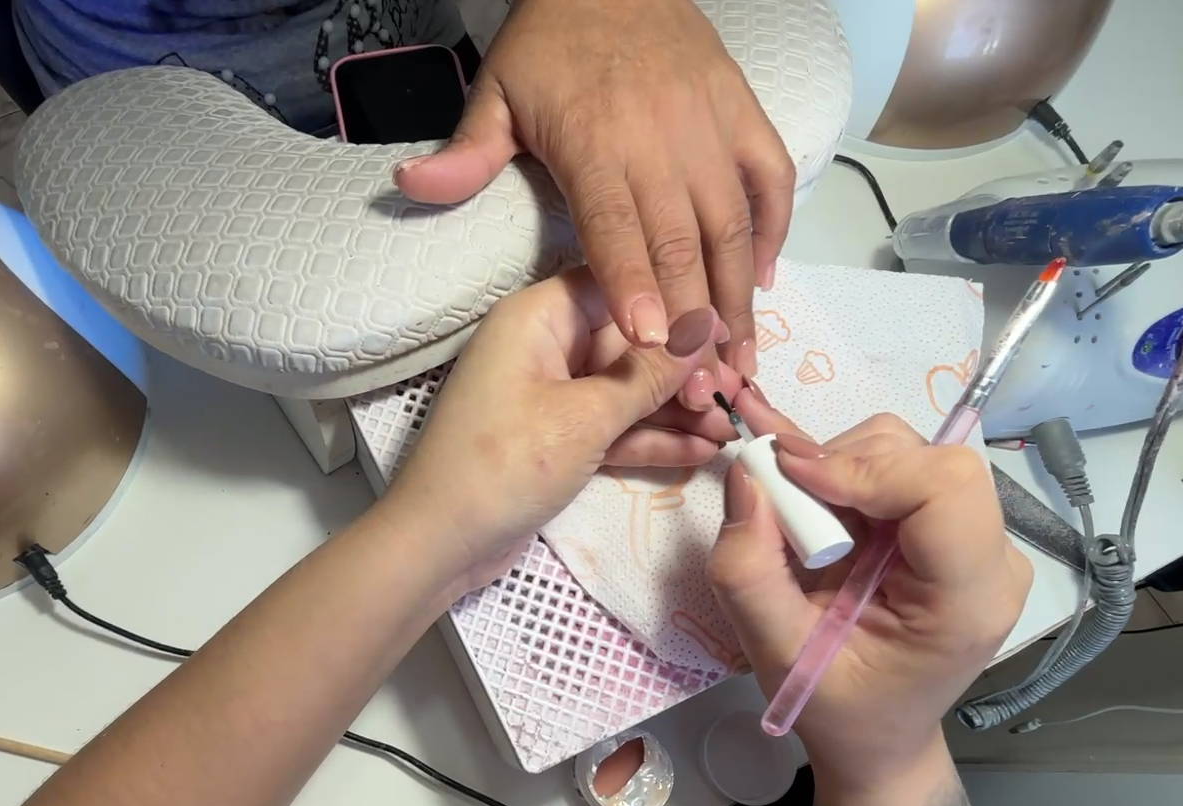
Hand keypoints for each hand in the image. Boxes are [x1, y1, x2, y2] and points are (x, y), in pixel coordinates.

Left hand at [383, 268, 734, 593]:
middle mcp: (544, 347)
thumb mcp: (583, 417)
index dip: (677, 309)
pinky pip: (610, 428)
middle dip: (684, 372)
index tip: (731, 335)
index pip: (620, 288)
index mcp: (538, 317)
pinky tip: (701, 451)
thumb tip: (704, 328)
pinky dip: (649, 440)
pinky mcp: (555, 440)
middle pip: (629, 344)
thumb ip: (647, 375)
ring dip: (675, 411)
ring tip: (735, 428)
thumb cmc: (504, 464)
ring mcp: (549, 397)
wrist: (440, 542)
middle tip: (740, 396)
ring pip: (624, 392)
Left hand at [392, 0, 793, 408]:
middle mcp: (660, 141)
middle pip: (681, 242)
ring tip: (743, 358)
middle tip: (708, 385)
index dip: (635, 288)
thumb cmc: (548, 45)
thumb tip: (407, 183)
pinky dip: (775, 229)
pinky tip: (766, 281)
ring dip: (740, 295)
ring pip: (732, 222)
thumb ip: (464, 153)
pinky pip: (770, 177)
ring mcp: (709, 127)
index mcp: (595, 145)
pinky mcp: (742, 112)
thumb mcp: (495, 92)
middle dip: (695, 318)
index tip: (652, 346)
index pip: (617, 229)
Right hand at [706, 391, 1030, 787]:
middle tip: (780, 506)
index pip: (943, 486)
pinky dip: (840, 471)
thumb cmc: (834, 709)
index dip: (861, 468)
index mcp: (965, 600)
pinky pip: (894, 469)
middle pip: (925, 459)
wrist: (876, 736)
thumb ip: (748, 571)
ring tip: (798, 521)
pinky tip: (808, 499)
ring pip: (907, 452)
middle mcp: (988, 559)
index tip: (787, 480)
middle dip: (839, 465)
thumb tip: (746, 476)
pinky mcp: (945, 529)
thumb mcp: (774, 653)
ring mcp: (973, 540)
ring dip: (836, 468)